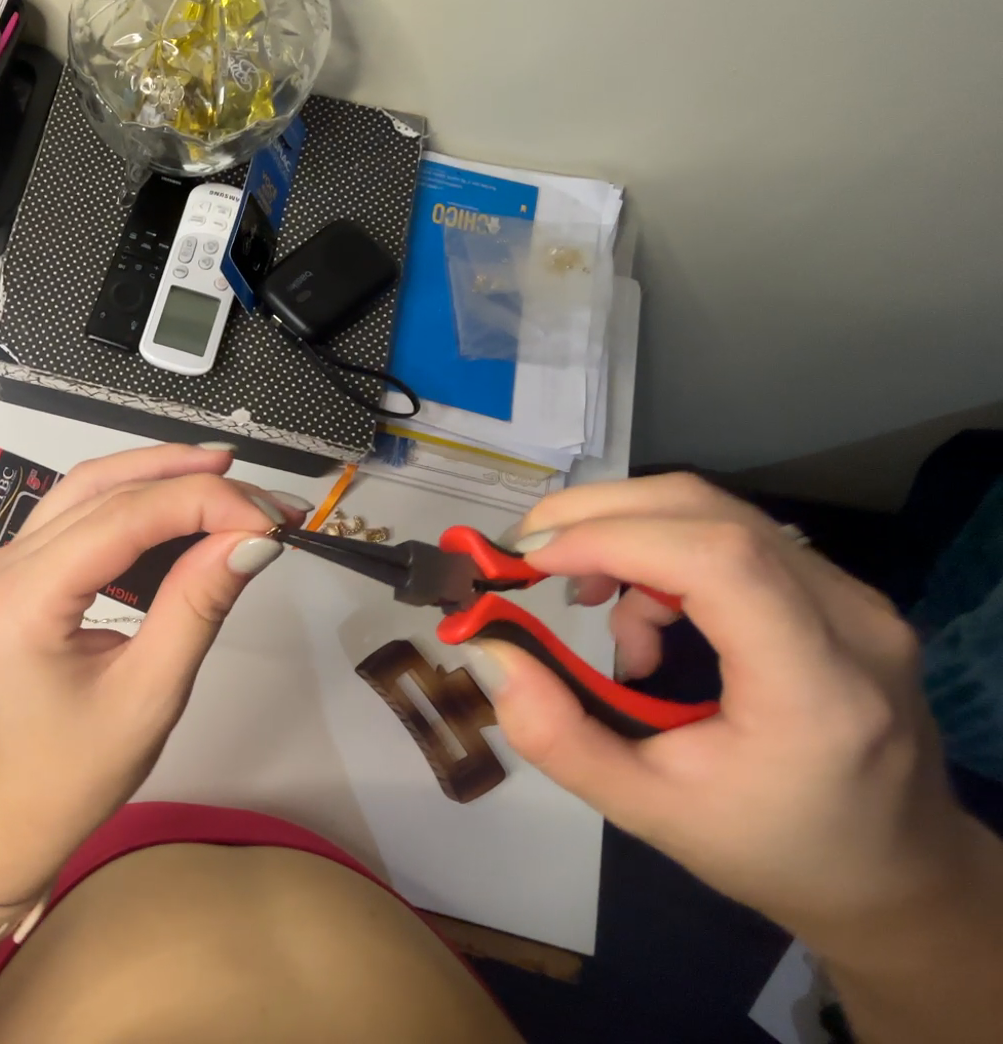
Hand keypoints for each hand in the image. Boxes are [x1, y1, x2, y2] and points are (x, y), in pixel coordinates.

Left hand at [0, 444, 307, 904]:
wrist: (15, 802)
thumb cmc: (78, 768)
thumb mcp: (150, 694)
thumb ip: (196, 606)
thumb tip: (253, 540)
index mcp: (25, 601)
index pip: (122, 519)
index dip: (202, 503)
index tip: (272, 519)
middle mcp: (5, 566)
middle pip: (104, 489)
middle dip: (190, 483)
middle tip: (266, 501)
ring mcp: (7, 562)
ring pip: (90, 487)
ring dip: (162, 478)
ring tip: (234, 488)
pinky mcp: (22, 568)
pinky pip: (80, 511)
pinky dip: (136, 499)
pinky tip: (183, 504)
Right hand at [484, 473, 975, 934]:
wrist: (892, 870)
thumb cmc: (766, 846)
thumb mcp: (642, 809)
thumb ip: (554, 735)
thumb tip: (488, 650)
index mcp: (812, 687)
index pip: (717, 561)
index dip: (609, 539)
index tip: (525, 562)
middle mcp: (847, 621)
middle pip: (707, 511)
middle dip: (594, 515)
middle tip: (522, 554)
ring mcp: (848, 598)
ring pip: (712, 510)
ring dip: (618, 529)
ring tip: (576, 592)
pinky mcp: (831, 592)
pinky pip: (725, 535)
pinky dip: (652, 552)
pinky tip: (637, 618)